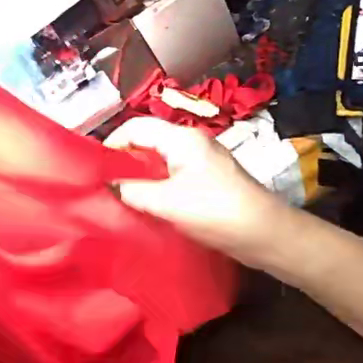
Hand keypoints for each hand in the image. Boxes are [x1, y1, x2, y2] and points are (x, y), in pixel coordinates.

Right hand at [104, 117, 292, 266]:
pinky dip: (157, 184)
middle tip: (104, 183)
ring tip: (121, 196)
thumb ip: (132, 191)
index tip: (94, 168)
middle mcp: (192, 141)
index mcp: (182, 138)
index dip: (112, 144)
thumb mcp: (167, 203)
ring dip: (140, 174)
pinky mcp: (209, 178)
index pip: (136, 127)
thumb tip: (106, 185)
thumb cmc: (217, 212)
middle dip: (124, 159)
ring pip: (160, 159)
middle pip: (148, 141)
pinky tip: (148, 204)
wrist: (267, 235)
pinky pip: (173, 173)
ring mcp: (203, 160)